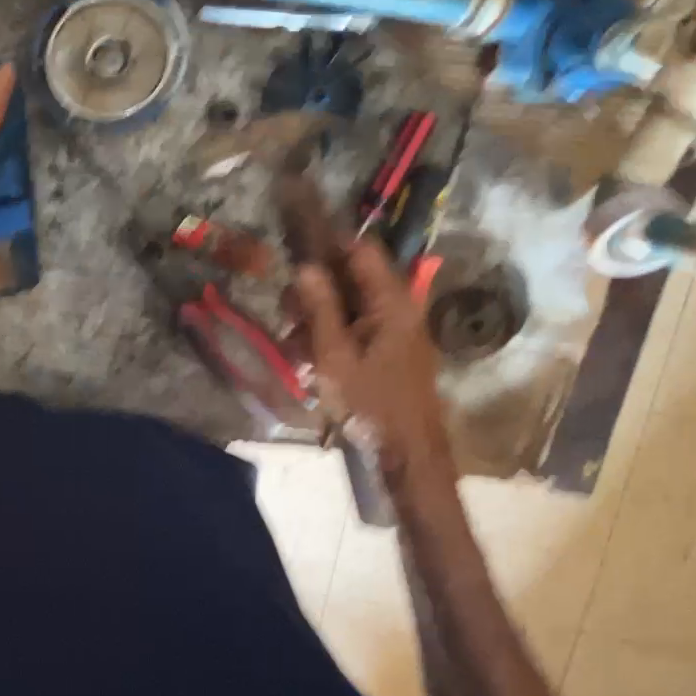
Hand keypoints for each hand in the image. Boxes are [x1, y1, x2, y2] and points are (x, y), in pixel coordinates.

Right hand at [294, 241, 453, 488]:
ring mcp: (397, 329)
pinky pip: (355, 326)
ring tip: (295, 343)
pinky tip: (309, 358)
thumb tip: (306, 266)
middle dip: (315, 287)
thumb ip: (320, 308)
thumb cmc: (370, 403)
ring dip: (318, 315)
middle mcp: (400, 308)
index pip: (362, 251)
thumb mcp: (334, 355)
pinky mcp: (390, 348)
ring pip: (349, 303)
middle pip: (352, 277)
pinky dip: (330, 334)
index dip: (328, 243)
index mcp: (392, 304)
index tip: (291, 246)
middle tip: (287, 311)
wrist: (408, 452)